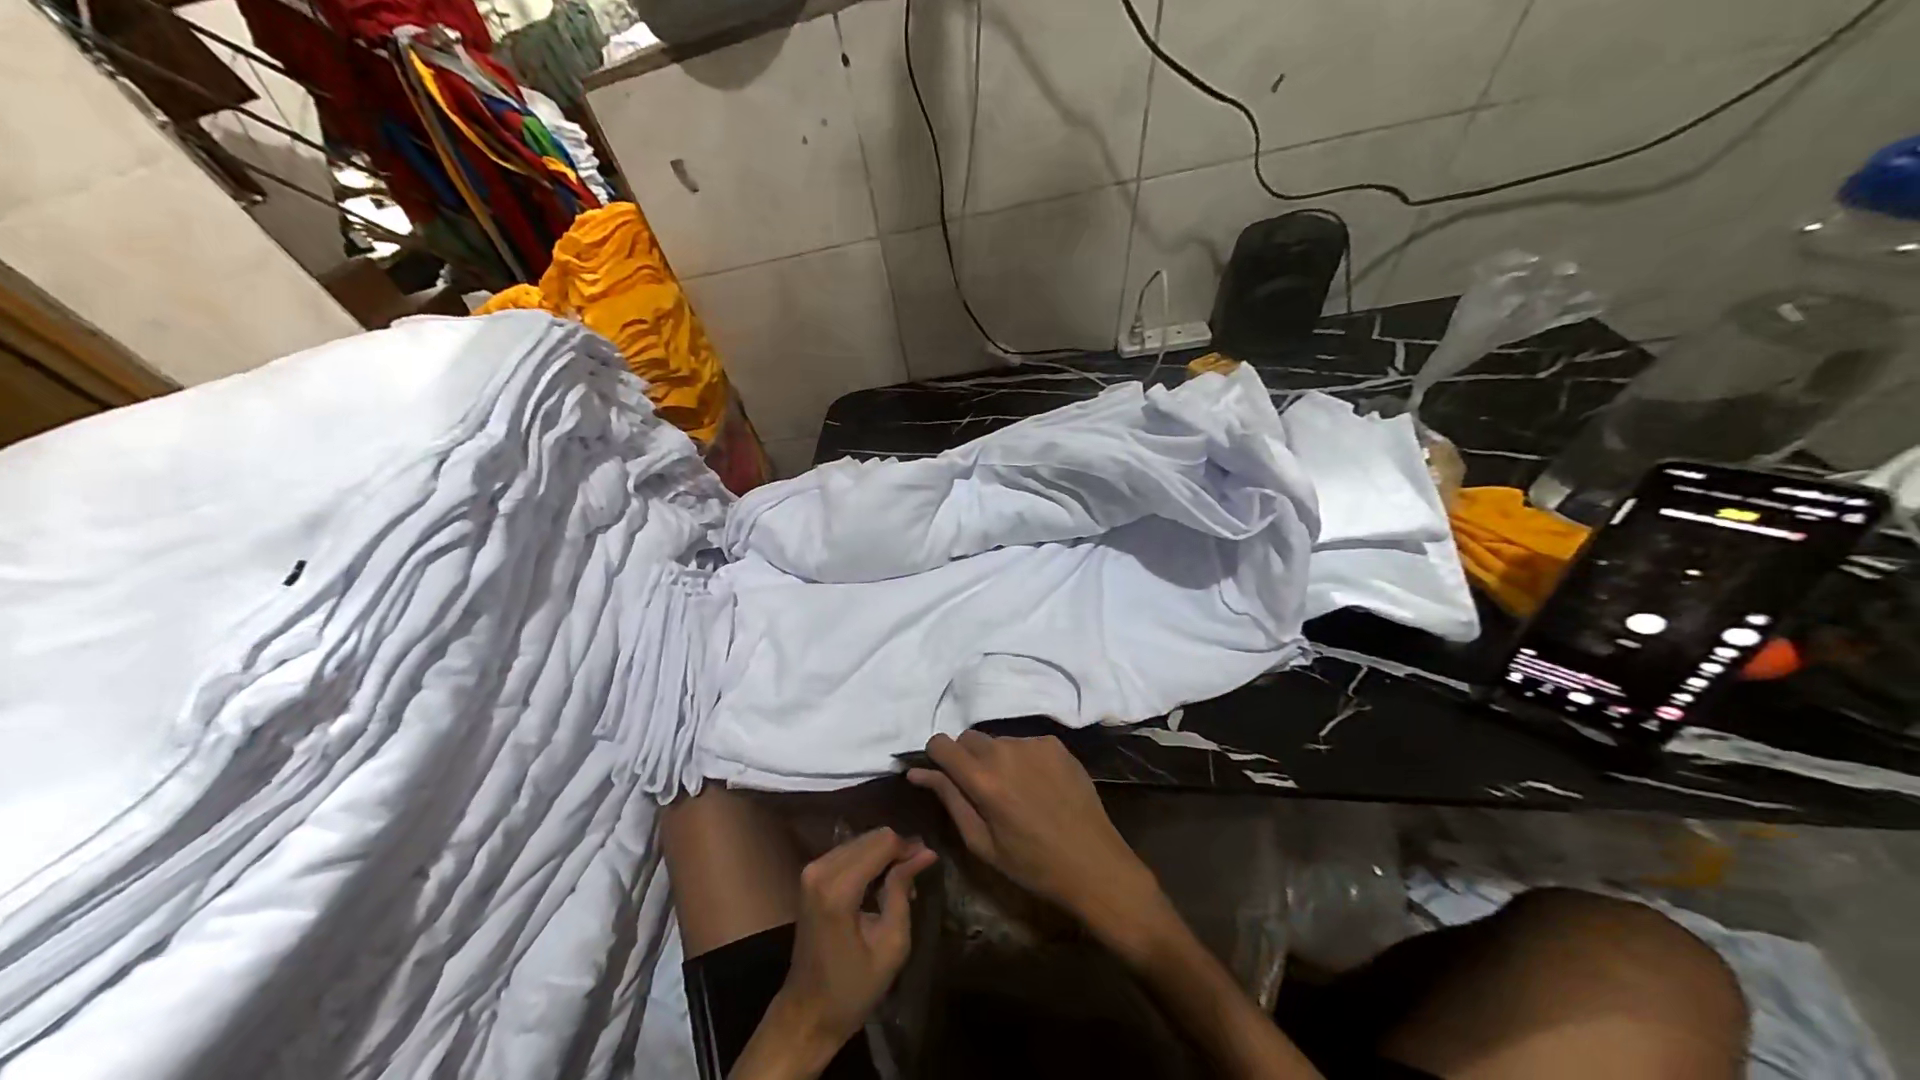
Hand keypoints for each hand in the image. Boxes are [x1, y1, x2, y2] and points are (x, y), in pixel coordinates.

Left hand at [774, 827, 937, 1053]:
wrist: (807, 1013)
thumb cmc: (853, 988)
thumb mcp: (891, 945)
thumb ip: (903, 891)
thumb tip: (926, 853)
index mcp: (838, 889)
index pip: (882, 843)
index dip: (909, 848)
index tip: (928, 863)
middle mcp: (820, 871)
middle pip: (871, 837)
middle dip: (898, 850)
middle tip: (918, 873)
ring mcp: (811, 871)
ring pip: (860, 841)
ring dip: (884, 855)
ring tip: (902, 882)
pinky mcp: (810, 876)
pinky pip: (847, 852)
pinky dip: (868, 860)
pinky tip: (881, 883)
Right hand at [906, 733, 1164, 939]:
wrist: (1094, 864)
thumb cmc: (1031, 864)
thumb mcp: (981, 842)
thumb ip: (949, 799)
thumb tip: (918, 772)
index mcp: (982, 779)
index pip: (941, 744)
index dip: (937, 757)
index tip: (944, 775)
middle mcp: (1005, 751)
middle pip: (968, 738)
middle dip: (967, 758)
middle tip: (982, 791)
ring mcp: (1033, 744)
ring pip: (998, 741)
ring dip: (996, 758)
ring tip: (1015, 792)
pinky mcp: (1056, 744)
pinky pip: (1025, 744)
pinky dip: (1023, 759)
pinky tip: (1038, 786)